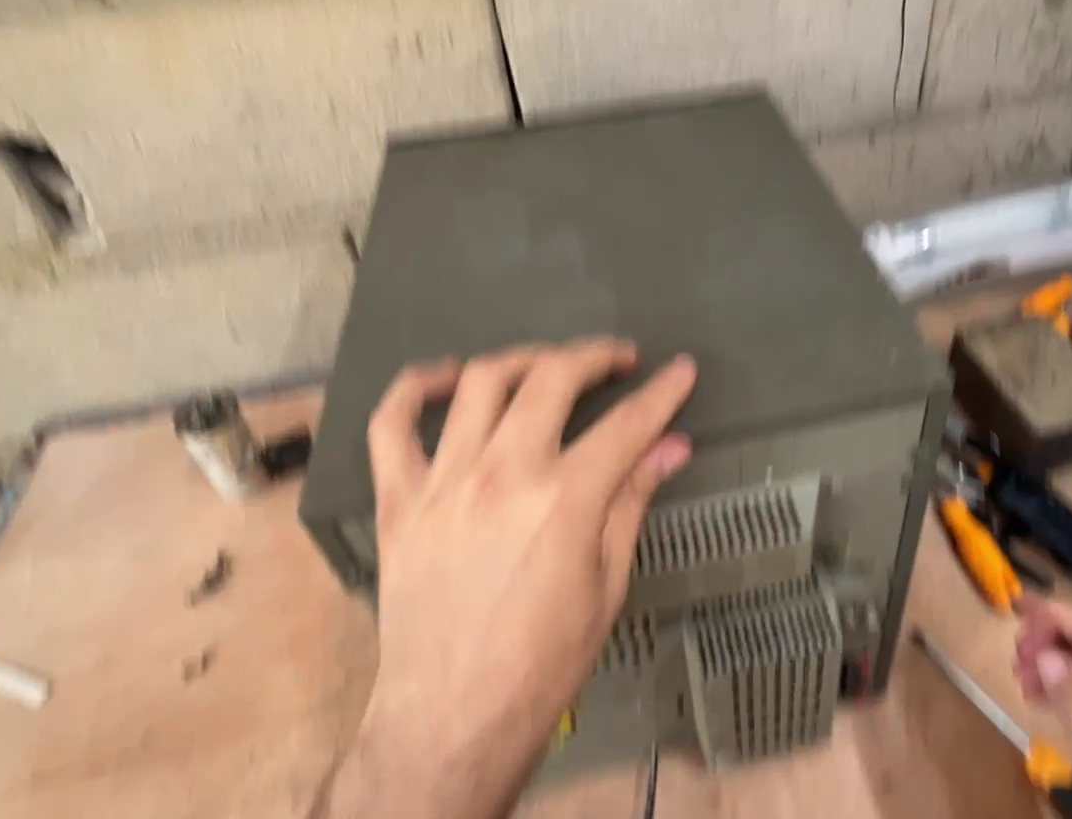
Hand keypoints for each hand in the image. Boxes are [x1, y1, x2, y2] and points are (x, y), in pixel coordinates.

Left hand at [325, 338, 697, 818]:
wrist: (453, 717)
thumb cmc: (544, 661)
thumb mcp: (607, 584)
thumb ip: (633, 501)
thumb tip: (672, 446)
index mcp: (565, 500)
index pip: (628, 424)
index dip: (662, 392)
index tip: (680, 370)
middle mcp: (503, 473)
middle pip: (552, 378)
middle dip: (594, 355)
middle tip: (617, 358)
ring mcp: (443, 481)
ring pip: (480, 383)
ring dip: (522, 359)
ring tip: (546, 365)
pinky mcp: (399, 499)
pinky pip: (390, 425)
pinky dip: (412, 388)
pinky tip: (444, 378)